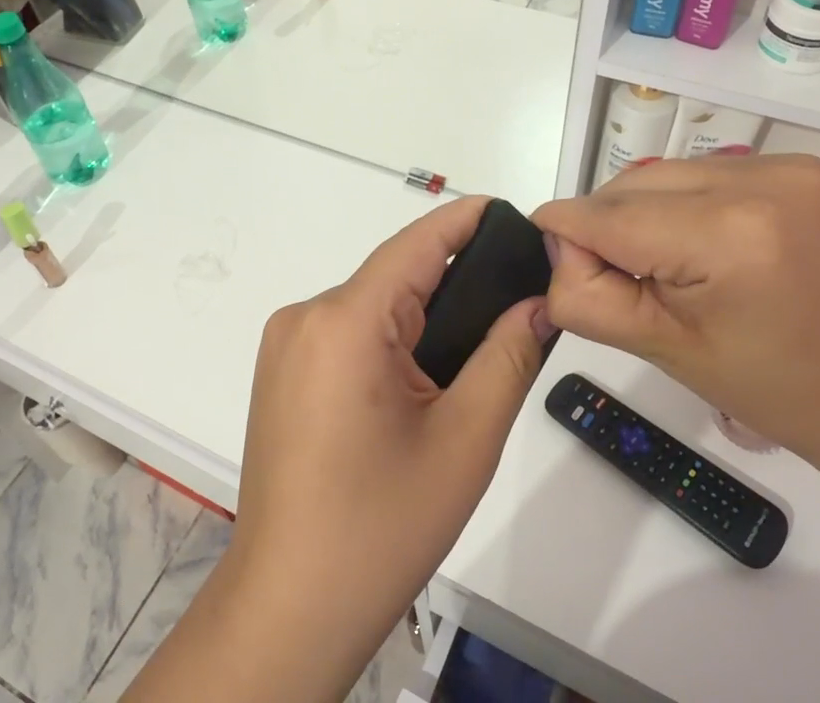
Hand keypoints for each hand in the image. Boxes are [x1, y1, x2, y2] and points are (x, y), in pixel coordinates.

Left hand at [228, 197, 551, 658]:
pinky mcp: (282, 377)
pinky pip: (348, 336)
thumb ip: (508, 356)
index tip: (518, 217)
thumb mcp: (465, 438)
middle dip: (458, 281)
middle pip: (395, 277)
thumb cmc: (382, 525)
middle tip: (523, 298)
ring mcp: (285, 349)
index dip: (468, 222)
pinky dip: (393, 341)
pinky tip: (430, 373)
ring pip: (372, 308)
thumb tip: (537, 302)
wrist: (293, 603)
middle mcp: (304, 318)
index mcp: (344, 321)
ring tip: (487, 340)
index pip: (417, 244)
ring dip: (426, 316)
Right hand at [532, 154, 819, 466]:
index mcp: (728, 234)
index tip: (561, 274)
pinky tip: (700, 251)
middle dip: (605, 230)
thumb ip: (587, 295)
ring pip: (662, 176)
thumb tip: (557, 246)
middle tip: (621, 287)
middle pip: (631, 187)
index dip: (567, 240)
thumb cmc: (773, 390)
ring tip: (664, 271)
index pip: (605, 215)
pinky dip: (681, 207)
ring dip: (642, 216)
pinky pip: (702, 175)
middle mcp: (758, 179)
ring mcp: (783, 166)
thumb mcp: (662, 350)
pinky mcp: (796, 167)